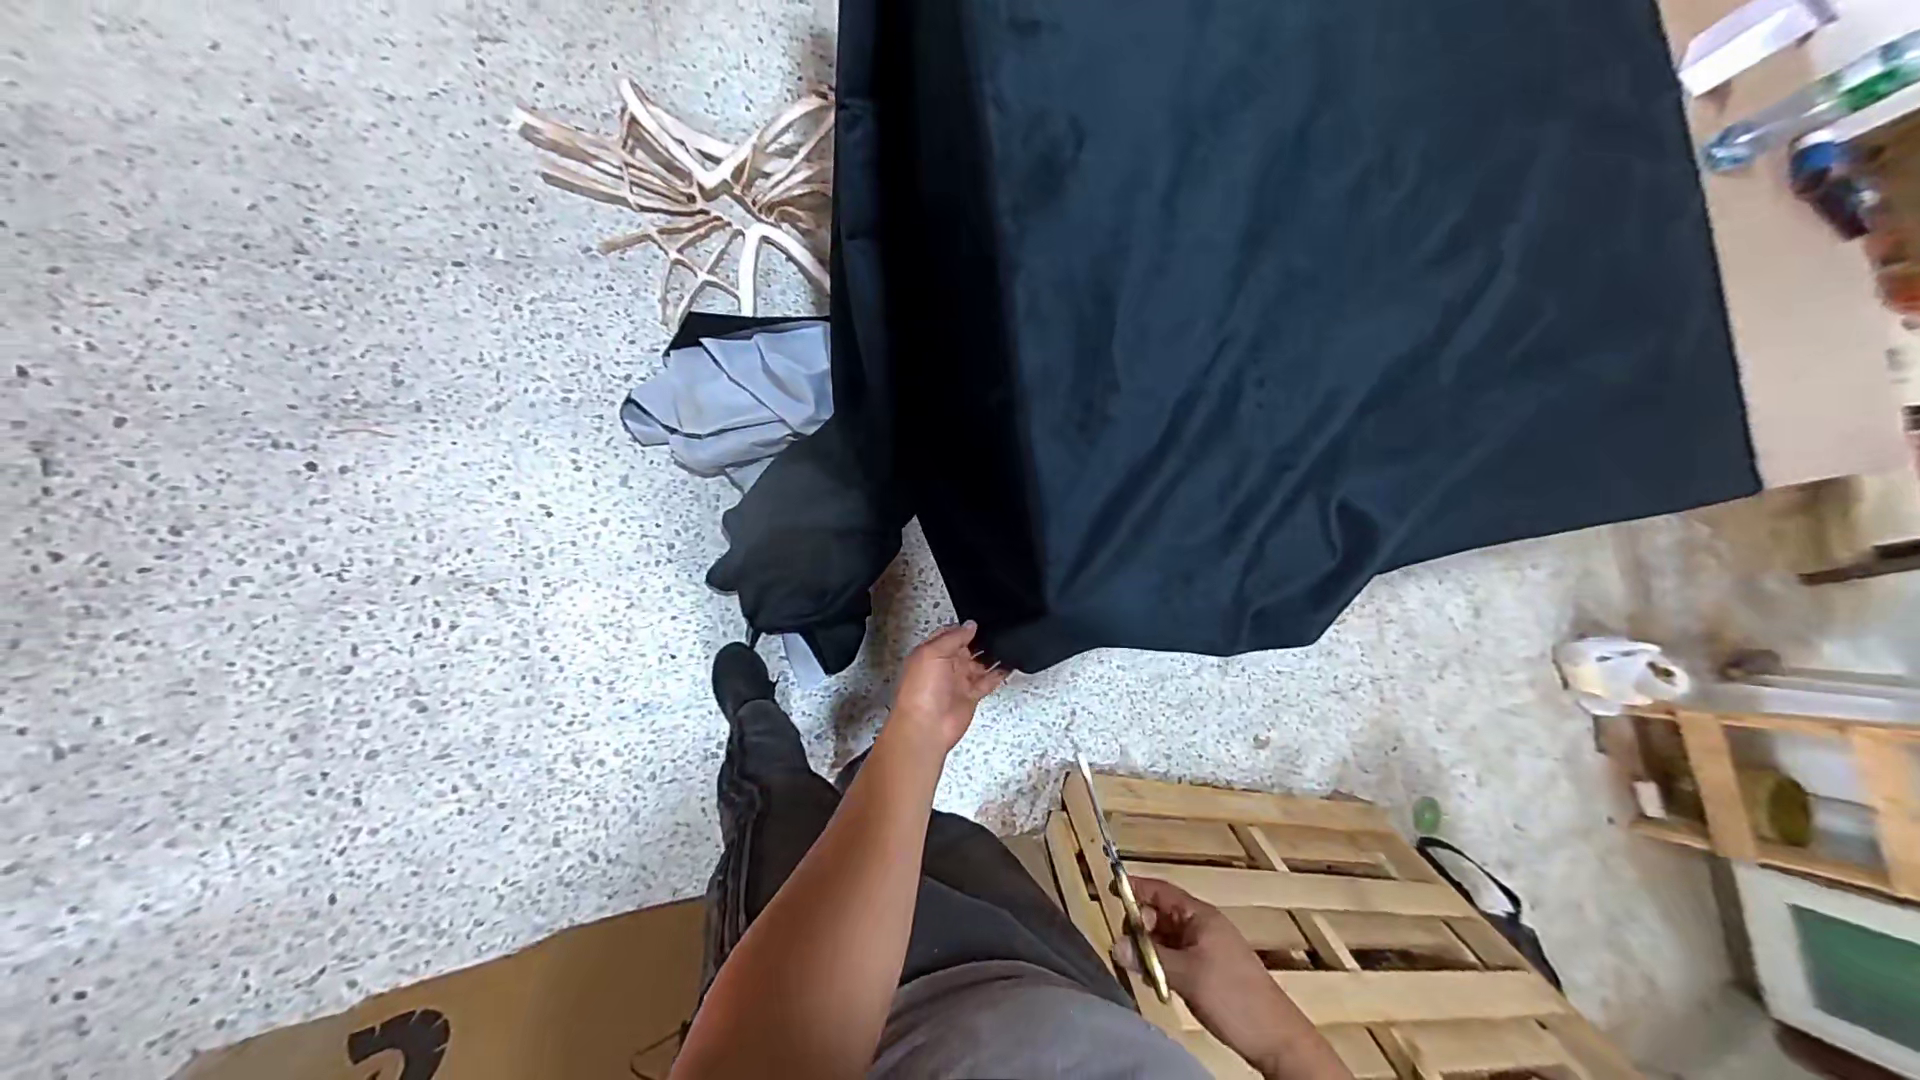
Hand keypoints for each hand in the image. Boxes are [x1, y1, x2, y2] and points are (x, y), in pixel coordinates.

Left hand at [884, 622, 1006, 756]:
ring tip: (1008, 644)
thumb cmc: (920, 692)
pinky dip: (998, 674)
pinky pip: (987, 681)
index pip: (950, 634)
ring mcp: (958, 681)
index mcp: (932, 653)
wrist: (926, 727)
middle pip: (967, 648)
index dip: (964, 628)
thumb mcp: (933, 653)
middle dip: (980, 640)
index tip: (979, 622)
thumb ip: (953, 637)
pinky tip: (1008, 665)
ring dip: (992, 656)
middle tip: (997, 631)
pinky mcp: (970, 696)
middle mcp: (945, 666)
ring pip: (979, 663)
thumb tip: (969, 625)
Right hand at [1120, 877, 1352, 1079]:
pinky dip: (1160, 964)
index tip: (1111, 890)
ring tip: (1140, 970)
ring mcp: (1204, 948)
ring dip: (1149, 949)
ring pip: (1164, 937)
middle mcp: (1200, 925)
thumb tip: (1114, 945)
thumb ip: (1149, 958)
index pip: (1160, 889)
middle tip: (1126, 948)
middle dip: (1139, 926)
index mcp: (1198, 915)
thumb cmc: (1233, 996)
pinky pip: (1174, 956)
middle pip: (1159, 913)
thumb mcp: (1187, 975)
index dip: (1135, 887)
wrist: (1277, 1039)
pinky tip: (1156, 982)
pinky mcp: (1206, 969)